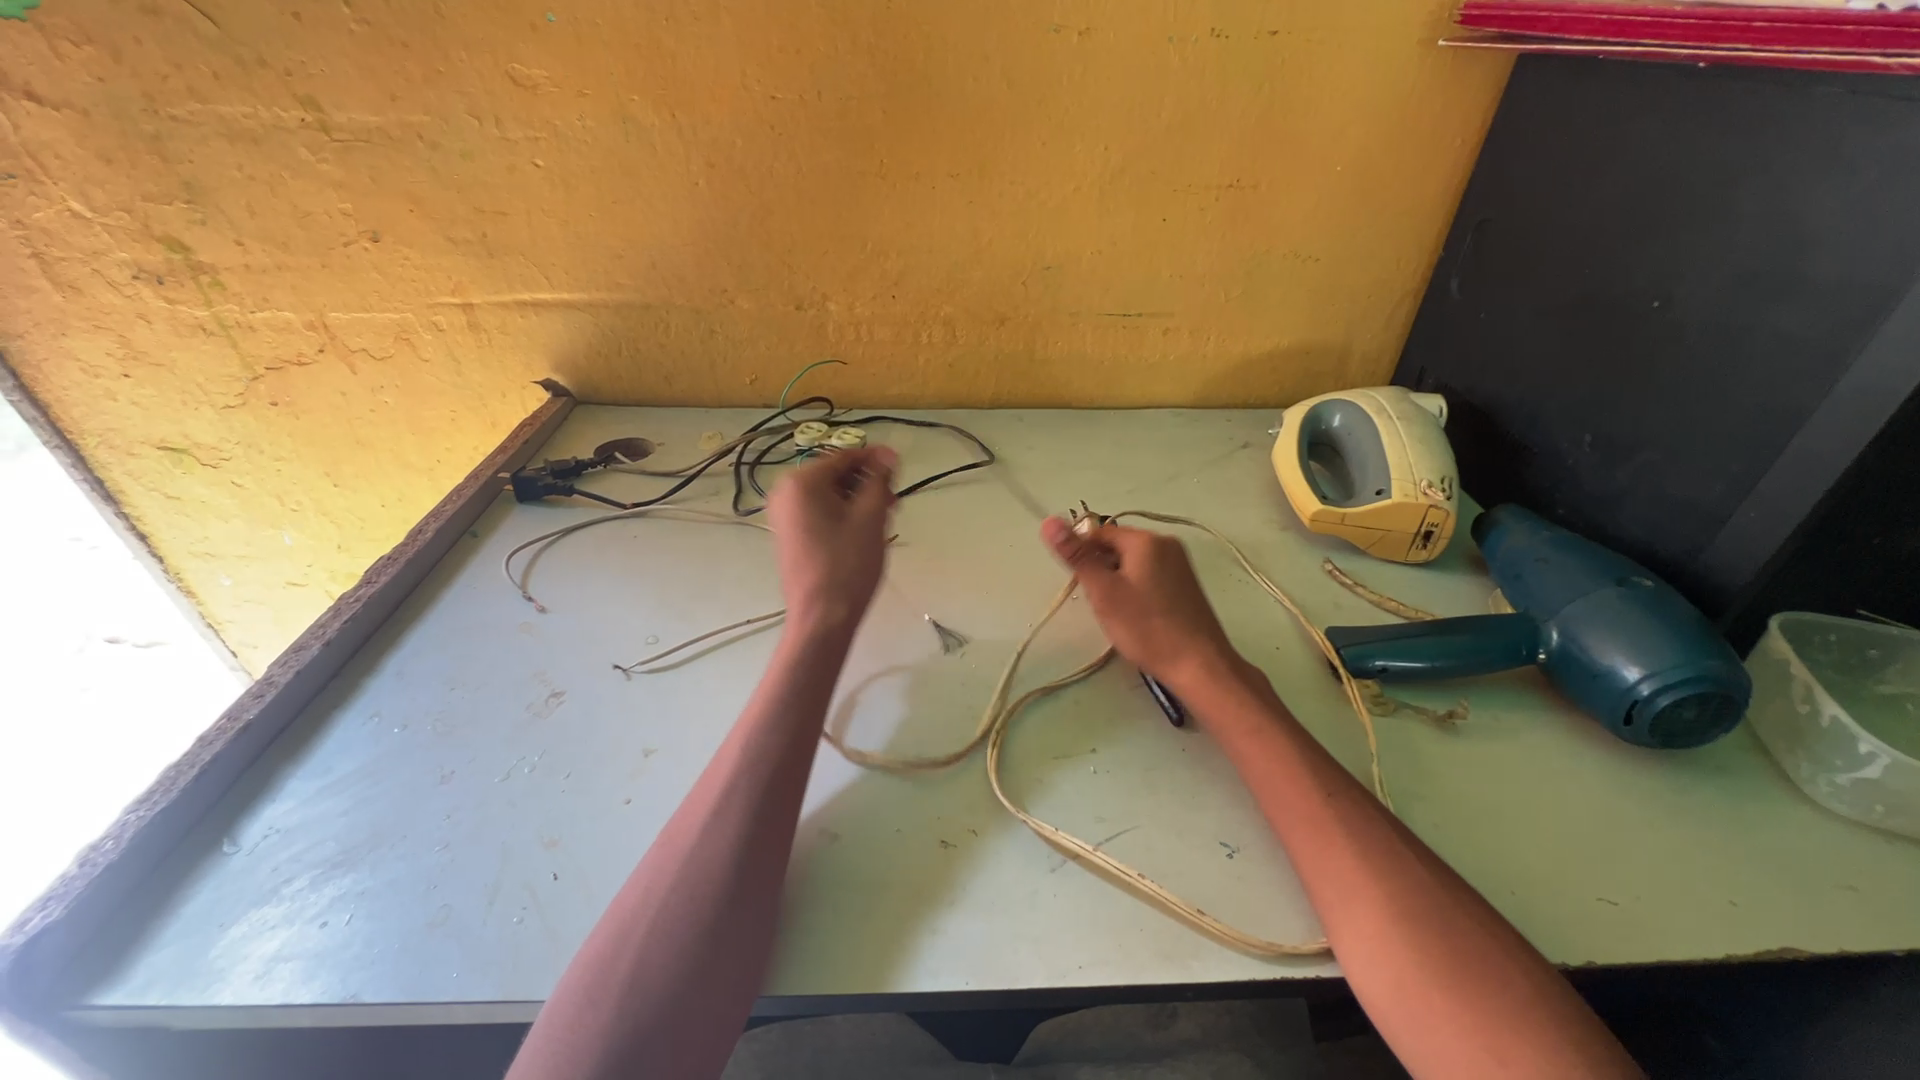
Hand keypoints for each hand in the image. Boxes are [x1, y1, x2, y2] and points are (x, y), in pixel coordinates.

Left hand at [767, 447, 897, 635]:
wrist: (822, 616)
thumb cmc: (848, 563)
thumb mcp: (870, 516)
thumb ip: (879, 479)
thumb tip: (887, 454)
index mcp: (801, 481)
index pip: (844, 457)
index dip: (875, 459)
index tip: (901, 466)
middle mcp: (785, 492)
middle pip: (835, 475)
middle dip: (866, 483)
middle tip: (895, 500)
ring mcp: (784, 515)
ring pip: (829, 495)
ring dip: (858, 500)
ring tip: (884, 517)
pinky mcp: (789, 535)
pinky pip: (819, 512)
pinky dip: (842, 514)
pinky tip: (864, 530)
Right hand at [1040, 517, 1245, 693]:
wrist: (1199, 665)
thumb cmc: (1146, 628)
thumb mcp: (1103, 591)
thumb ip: (1076, 555)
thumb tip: (1048, 521)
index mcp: (1146, 539)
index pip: (1098, 533)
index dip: (1082, 556)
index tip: (1080, 586)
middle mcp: (1167, 544)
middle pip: (1117, 547)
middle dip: (1101, 571)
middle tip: (1100, 604)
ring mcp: (1180, 564)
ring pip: (1133, 564)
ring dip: (1117, 583)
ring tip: (1118, 613)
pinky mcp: (1186, 585)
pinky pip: (1150, 577)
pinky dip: (1136, 591)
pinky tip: (1137, 617)